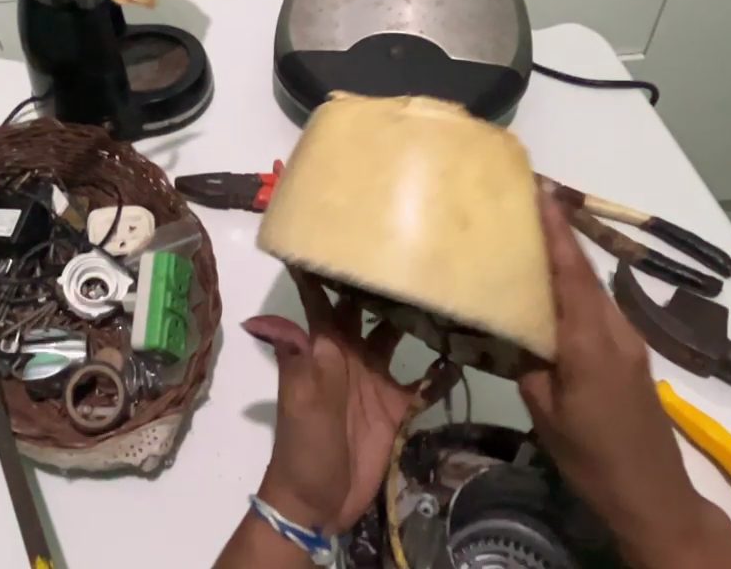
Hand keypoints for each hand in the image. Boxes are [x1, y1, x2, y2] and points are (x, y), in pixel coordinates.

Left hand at [241, 269, 454, 531]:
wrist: (319, 499)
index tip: (337, 230)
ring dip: (413, 316)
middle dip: (379, 280)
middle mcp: (350, 352)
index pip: (322, 297)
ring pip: (395, 336)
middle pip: (364, 308)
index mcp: (324, 345)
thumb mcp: (301, 399)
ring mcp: (374, 378)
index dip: (324, 267)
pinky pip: (422, 381)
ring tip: (443, 286)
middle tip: (409, 246)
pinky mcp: (395, 405)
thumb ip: (299, 357)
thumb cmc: (304, 443)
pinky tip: (464, 351)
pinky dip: (441, 368)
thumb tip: (266, 316)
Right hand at [518, 193, 730, 568]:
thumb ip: (527, 360)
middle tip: (527, 200)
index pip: (571, 273)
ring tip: (532, 235)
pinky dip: (574, 285)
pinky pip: (597, 307)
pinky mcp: (630, 354)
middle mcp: (615, 331)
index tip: (541, 190)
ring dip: (566, 258)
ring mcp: (628, 341)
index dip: (557, 230)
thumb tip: (509, 325)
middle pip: (584, 271)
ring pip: (592, 288)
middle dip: (559, 232)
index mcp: (590, 342)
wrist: (657, 499)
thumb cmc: (593, 458)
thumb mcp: (545, 412)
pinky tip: (551, 287)